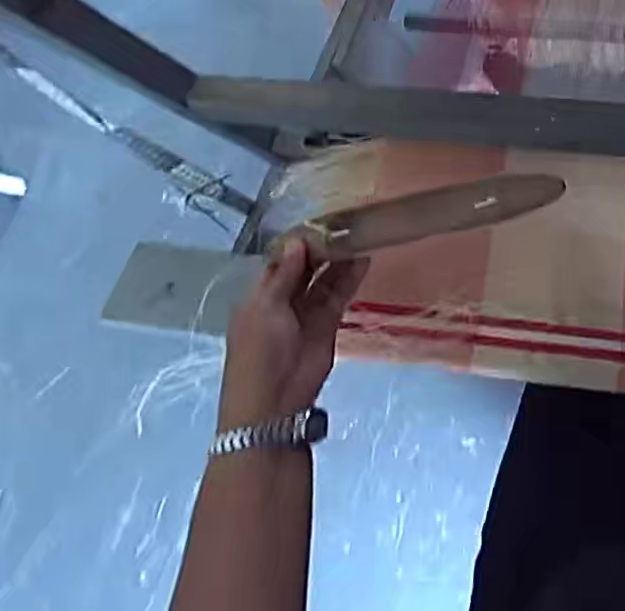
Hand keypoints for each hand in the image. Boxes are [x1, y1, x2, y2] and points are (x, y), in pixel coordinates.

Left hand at [220, 235, 368, 428]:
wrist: (274, 401)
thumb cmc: (260, 351)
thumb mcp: (266, 308)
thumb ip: (284, 274)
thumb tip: (297, 241)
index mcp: (261, 294)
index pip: (280, 261)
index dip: (298, 243)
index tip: (319, 222)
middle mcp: (284, 299)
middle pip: (305, 268)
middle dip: (321, 249)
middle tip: (344, 226)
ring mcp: (307, 311)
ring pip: (325, 279)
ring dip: (339, 260)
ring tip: (358, 237)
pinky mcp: (328, 323)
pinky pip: (340, 294)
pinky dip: (351, 278)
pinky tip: (363, 259)